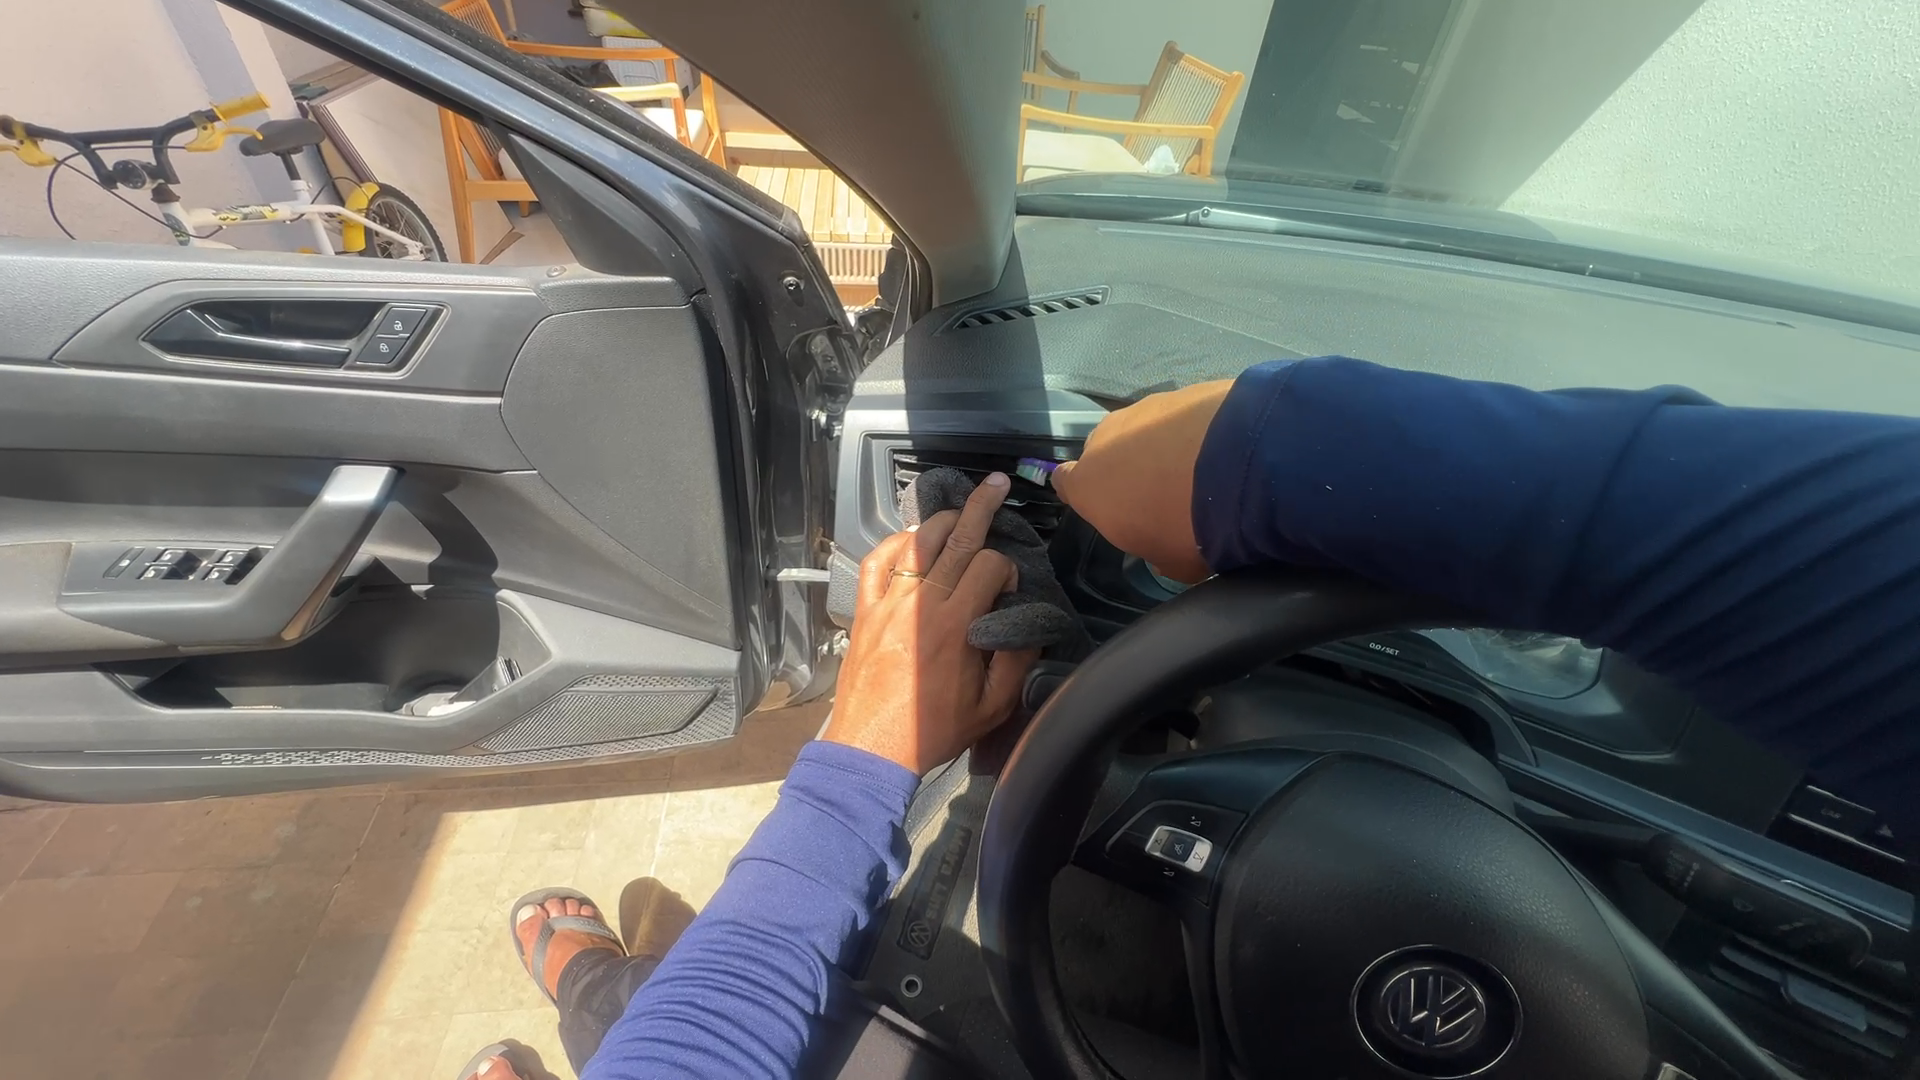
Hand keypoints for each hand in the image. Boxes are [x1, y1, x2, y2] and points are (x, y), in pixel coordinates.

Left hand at [824, 474, 1040, 773]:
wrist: (871, 748)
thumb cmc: (935, 730)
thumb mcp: (993, 707)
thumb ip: (1016, 660)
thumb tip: (1026, 623)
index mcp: (957, 624)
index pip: (990, 566)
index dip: (1007, 568)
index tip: (1007, 588)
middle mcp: (922, 602)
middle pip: (957, 539)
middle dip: (981, 507)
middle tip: (996, 483)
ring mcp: (889, 602)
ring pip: (917, 543)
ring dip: (940, 521)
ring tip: (958, 510)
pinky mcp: (865, 610)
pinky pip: (876, 562)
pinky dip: (893, 544)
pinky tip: (909, 540)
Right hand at [1051, 379, 1232, 582]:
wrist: (1239, 468)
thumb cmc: (1188, 528)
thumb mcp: (1170, 563)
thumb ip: (1154, 552)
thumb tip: (1162, 553)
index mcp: (1088, 486)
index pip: (1065, 482)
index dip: (1086, 492)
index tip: (1107, 503)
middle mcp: (1104, 441)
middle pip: (1104, 452)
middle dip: (1126, 467)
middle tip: (1162, 489)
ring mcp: (1141, 410)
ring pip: (1140, 430)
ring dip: (1160, 446)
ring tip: (1197, 466)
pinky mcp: (1180, 391)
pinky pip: (1178, 415)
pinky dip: (1192, 429)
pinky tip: (1220, 446)